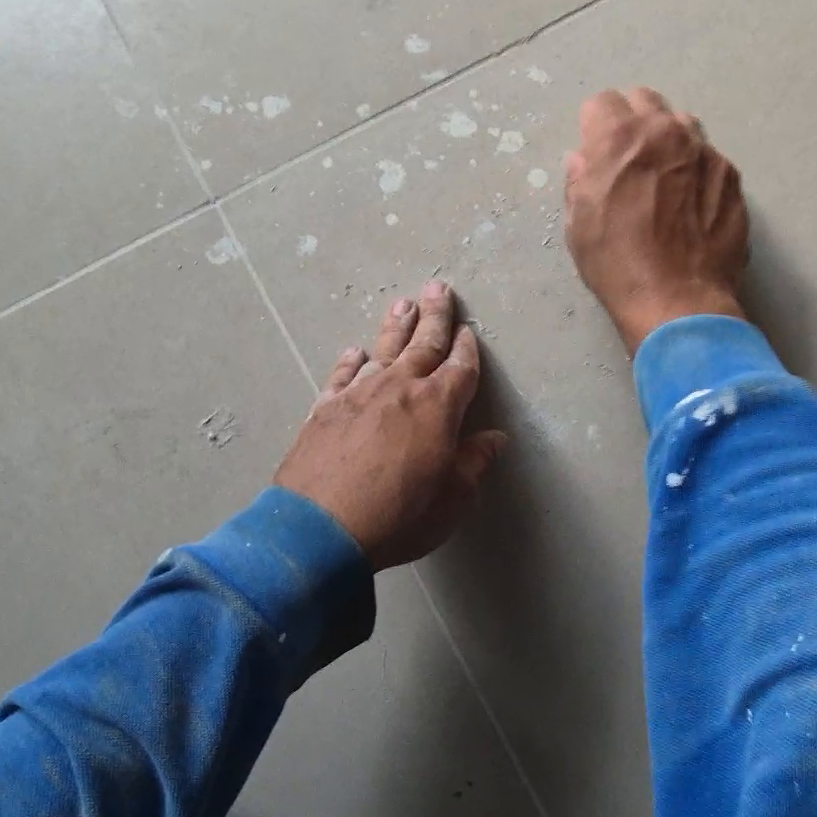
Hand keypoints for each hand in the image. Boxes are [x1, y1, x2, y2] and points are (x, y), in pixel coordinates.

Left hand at [274, 282, 508, 570]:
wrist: (321, 528)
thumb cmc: (399, 516)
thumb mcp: (452, 499)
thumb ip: (474, 464)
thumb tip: (495, 439)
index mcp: (439, 408)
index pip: (461, 369)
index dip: (468, 350)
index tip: (470, 333)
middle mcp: (400, 389)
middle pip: (424, 344)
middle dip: (435, 316)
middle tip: (439, 288)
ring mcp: (358, 395)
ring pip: (383, 350)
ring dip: (396, 327)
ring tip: (403, 303)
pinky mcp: (324, 409)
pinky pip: (342, 375)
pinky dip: (351, 361)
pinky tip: (355, 353)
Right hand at [565, 87, 750, 354]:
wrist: (678, 301)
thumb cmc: (618, 267)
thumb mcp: (578, 226)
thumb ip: (580, 182)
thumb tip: (584, 161)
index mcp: (619, 137)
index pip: (602, 103)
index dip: (595, 129)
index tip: (597, 156)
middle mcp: (666, 131)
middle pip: (645, 102)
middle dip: (633, 124)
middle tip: (630, 163)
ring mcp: (705, 151)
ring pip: (682, 125)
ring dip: (669, 142)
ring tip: (664, 182)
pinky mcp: (732, 177)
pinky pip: (709, 160)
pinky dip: (697, 172)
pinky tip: (691, 207)